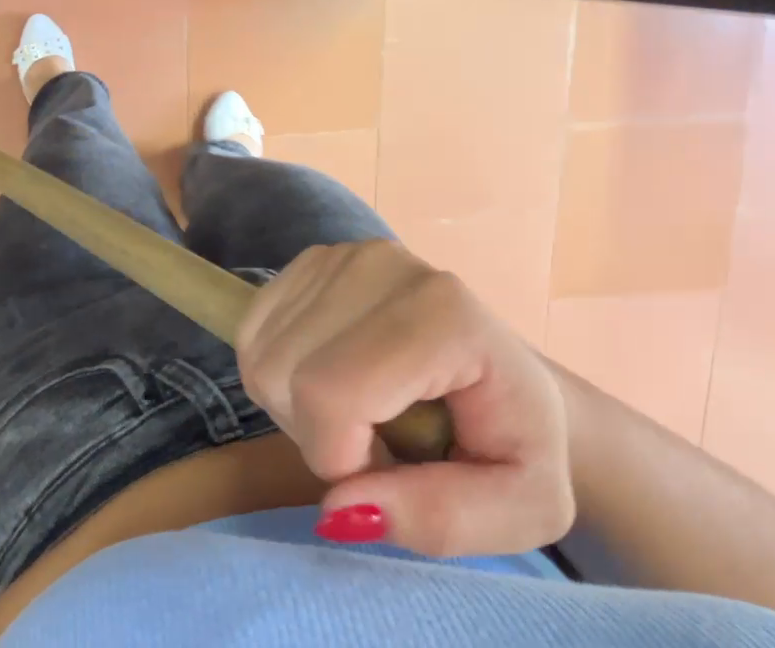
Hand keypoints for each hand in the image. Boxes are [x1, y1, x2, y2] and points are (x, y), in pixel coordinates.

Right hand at [238, 241, 572, 556]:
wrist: (502, 374)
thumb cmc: (516, 440)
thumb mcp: (523, 508)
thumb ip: (442, 519)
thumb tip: (339, 508)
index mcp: (443, 315)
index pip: (330, 393)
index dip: (337, 457)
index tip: (383, 473)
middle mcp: (379, 265)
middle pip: (283, 376)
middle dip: (315, 436)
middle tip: (375, 444)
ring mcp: (337, 256)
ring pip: (260, 359)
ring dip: (295, 408)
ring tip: (357, 412)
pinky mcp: (308, 261)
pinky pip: (251, 336)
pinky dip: (278, 376)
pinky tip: (329, 377)